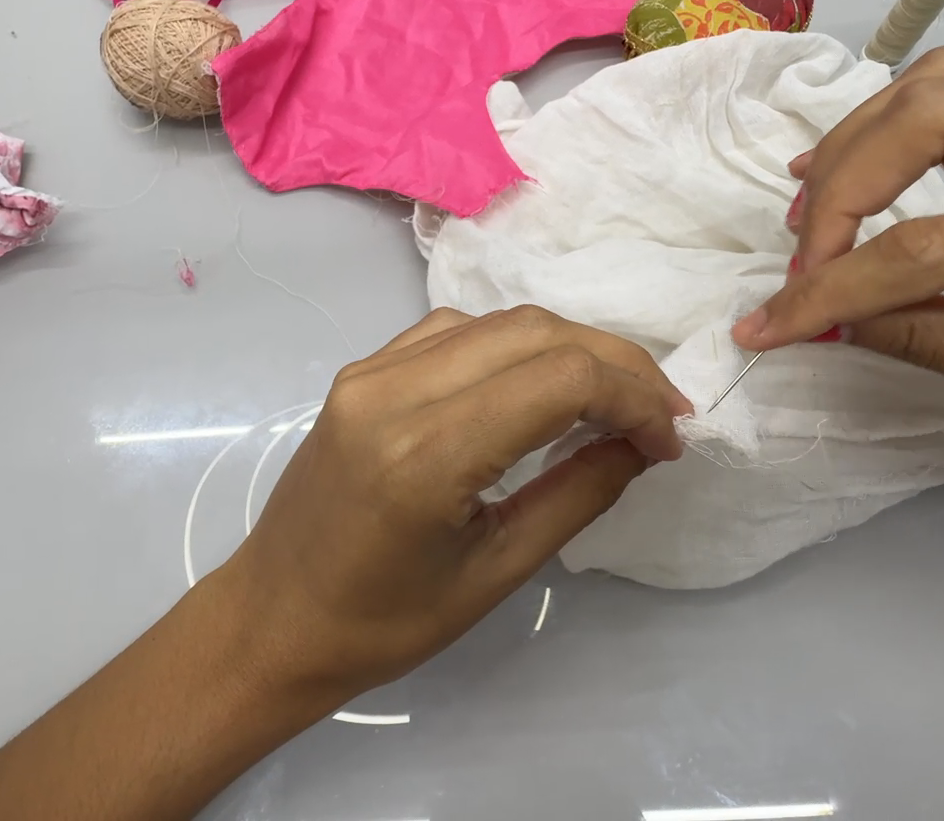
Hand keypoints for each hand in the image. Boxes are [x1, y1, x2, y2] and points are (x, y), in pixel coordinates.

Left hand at [0, 307, 686, 820]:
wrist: (274, 614)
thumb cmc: (383, 623)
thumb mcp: (496, 573)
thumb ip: (578, 493)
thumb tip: (643, 441)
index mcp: (425, 453)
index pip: (559, 377)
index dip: (633, 394)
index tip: (670, 436)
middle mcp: (392, 390)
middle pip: (533, 332)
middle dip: (612, 361)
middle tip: (655, 412)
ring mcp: (369, 372)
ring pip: (495, 321)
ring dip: (564, 346)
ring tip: (607, 396)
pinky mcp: (359, 371)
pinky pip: (451, 332)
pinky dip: (509, 345)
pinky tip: (532, 383)